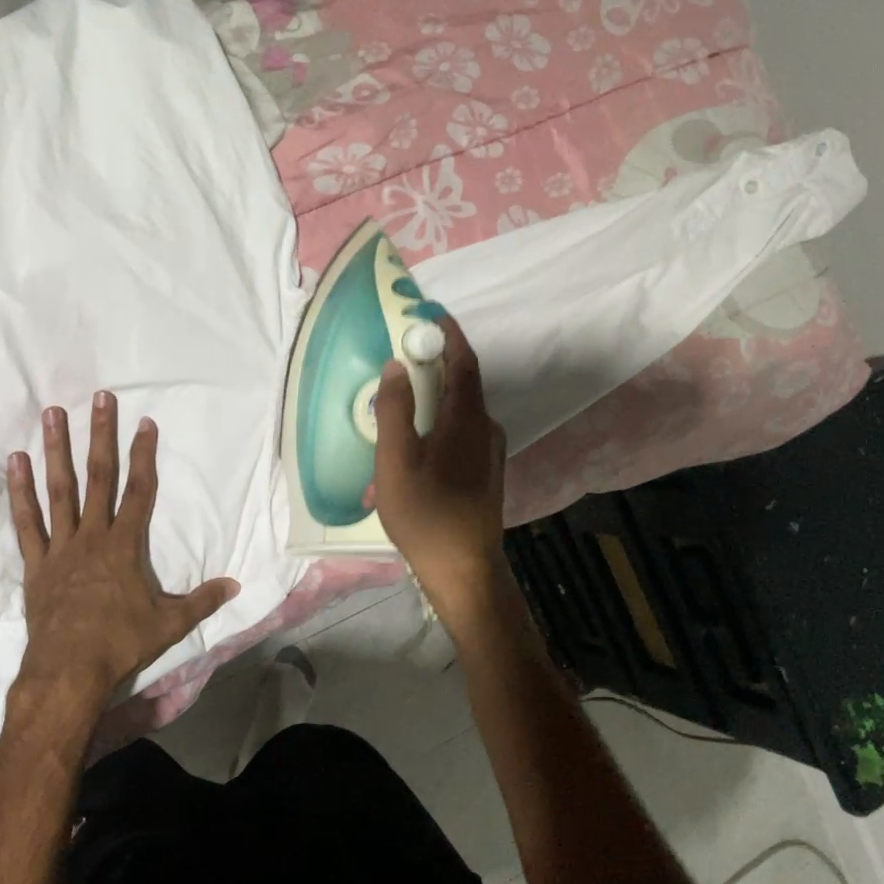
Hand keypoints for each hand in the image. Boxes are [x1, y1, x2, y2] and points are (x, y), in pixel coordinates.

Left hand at [7, 393, 240, 707]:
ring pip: (58, 489)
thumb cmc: (122, 643)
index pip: (140, 490)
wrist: (69, 669)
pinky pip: (26, 521)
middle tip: (100, 398)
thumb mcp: (170, 623)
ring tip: (53, 413)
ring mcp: (61, 546)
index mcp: (125, 545)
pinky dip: (20, 491)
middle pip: (99, 477)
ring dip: (57, 449)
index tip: (145, 423)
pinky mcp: (36, 562)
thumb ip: (202, 600)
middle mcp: (92, 536)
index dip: (144, 455)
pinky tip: (16, 461)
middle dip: (101, 435)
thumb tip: (235, 585)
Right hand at [373, 316, 508, 621]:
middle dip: (434, 363)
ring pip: (460, 410)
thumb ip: (394, 412)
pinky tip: (413, 444)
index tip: (428, 313)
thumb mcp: (396, 464)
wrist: (464, 571)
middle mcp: (486, 429)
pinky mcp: (485, 471)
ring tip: (399, 404)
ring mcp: (489, 452)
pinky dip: (438, 421)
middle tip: (401, 355)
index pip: (463, 362)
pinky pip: (461, 430)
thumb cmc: (425, 517)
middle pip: (462, 383)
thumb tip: (396, 367)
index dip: (448, 334)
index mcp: (467, 421)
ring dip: (433, 397)